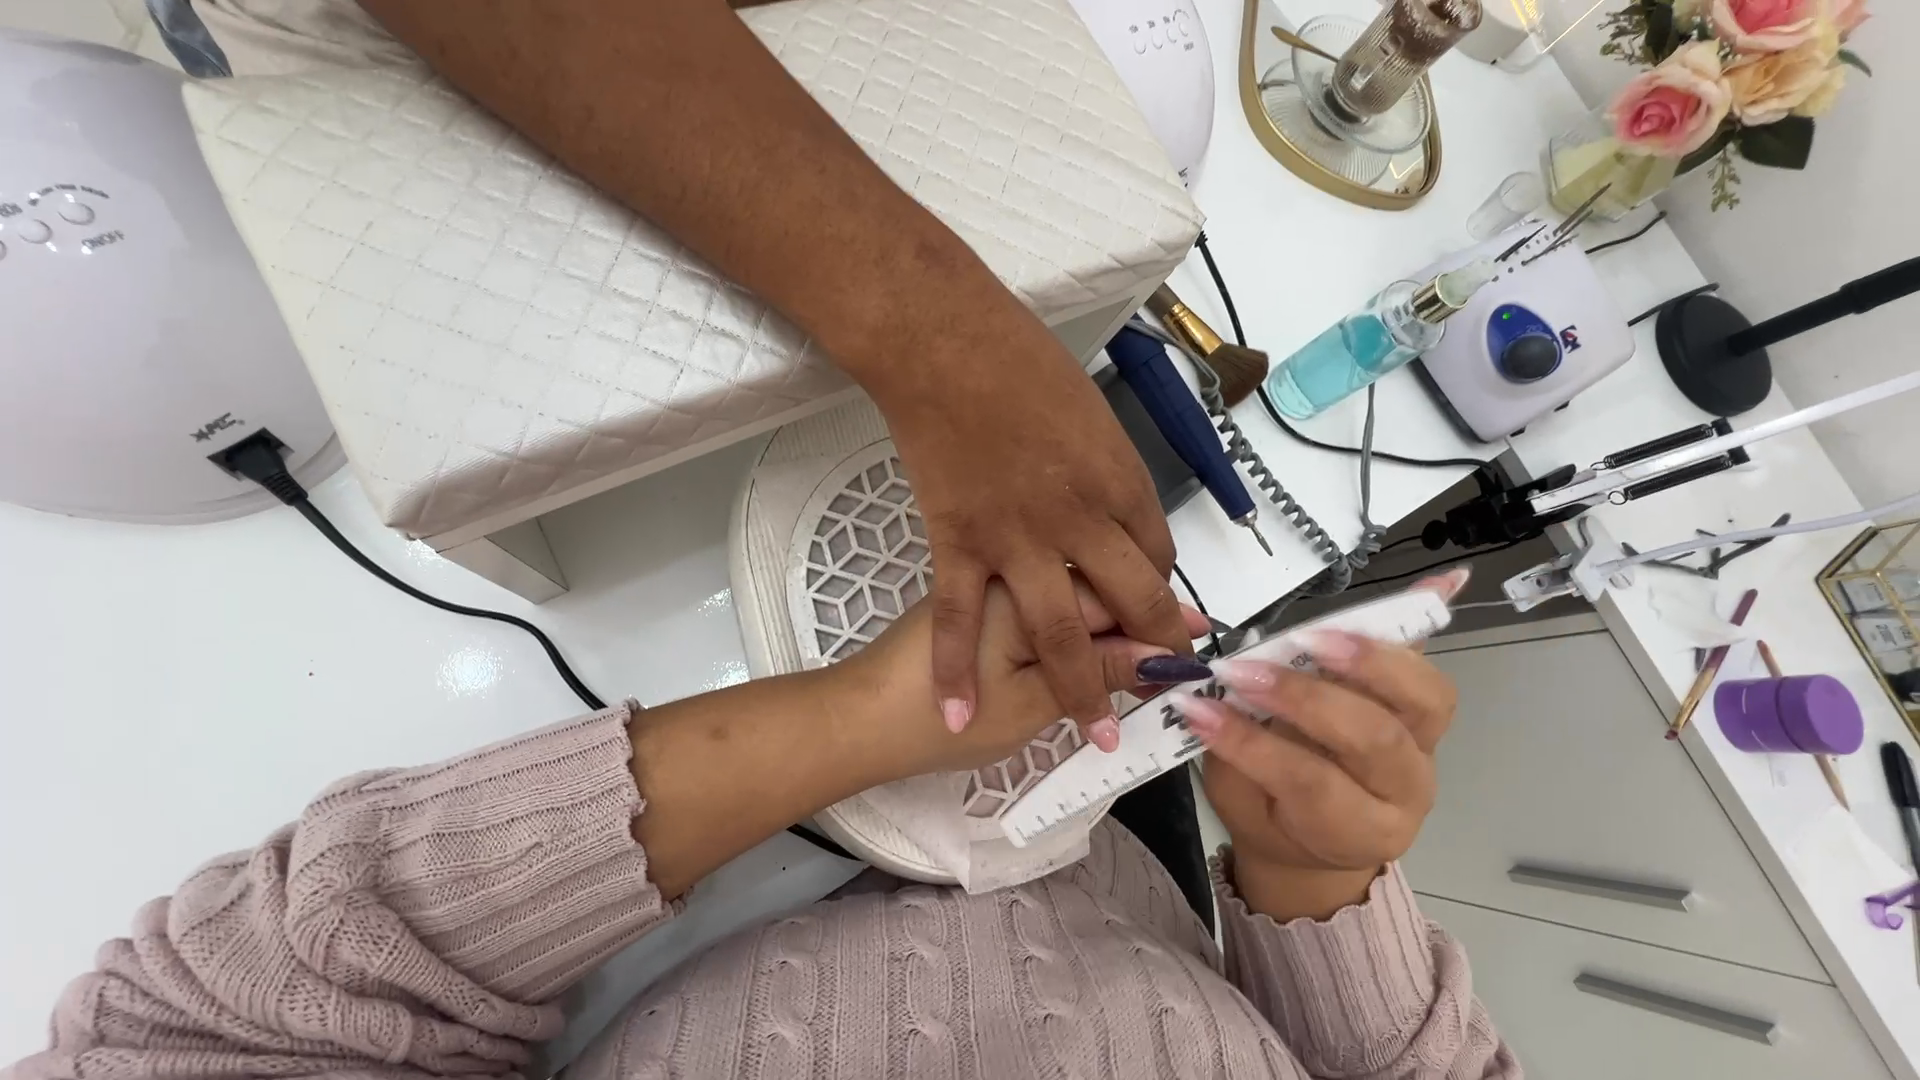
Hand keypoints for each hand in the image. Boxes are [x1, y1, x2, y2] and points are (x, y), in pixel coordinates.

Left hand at [843, 580, 1213, 779]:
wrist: (857, 711)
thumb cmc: (938, 719)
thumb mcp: (1024, 704)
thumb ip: (1092, 671)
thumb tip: (1155, 660)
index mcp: (1033, 592)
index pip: (1116, 606)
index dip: (1158, 632)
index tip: (1195, 654)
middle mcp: (1021, 563)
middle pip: (1104, 578)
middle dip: (1147, 609)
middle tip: (1190, 636)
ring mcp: (998, 564)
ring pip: (1078, 569)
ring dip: (1116, 594)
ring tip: (1156, 619)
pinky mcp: (981, 577)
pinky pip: (1045, 571)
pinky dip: (1076, 589)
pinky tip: (1098, 599)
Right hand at [871, 302, 1190, 753]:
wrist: (943, 344)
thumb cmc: (1023, 361)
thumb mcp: (1091, 412)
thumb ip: (1109, 472)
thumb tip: (1118, 516)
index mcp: (1119, 480)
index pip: (1156, 555)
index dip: (1162, 592)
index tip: (1161, 613)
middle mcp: (1080, 521)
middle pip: (1130, 603)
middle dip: (1151, 650)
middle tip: (1160, 685)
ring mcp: (1017, 540)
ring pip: (1060, 631)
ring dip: (1083, 691)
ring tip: (1098, 736)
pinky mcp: (958, 545)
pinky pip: (960, 619)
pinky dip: (956, 669)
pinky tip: (961, 712)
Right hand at [1169, 571, 1468, 920]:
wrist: (1316, 838)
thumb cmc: (1271, 818)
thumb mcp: (1239, 800)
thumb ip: (1233, 750)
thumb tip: (1210, 692)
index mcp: (1354, 829)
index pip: (1308, 782)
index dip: (1252, 743)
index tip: (1195, 709)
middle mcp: (1405, 791)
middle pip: (1371, 738)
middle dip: (1303, 698)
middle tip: (1244, 671)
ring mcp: (1426, 748)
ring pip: (1422, 700)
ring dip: (1366, 661)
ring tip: (1311, 638)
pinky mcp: (1426, 711)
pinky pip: (1432, 663)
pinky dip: (1431, 623)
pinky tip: (1441, 580)